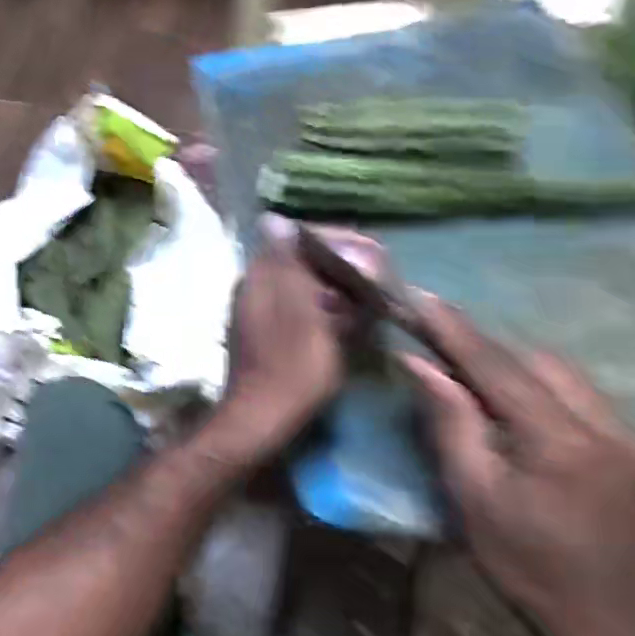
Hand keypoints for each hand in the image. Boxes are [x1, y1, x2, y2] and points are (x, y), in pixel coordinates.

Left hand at [206, 215, 384, 462]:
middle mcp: (253, 285)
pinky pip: (303, 307)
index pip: (297, 237)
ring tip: (371, 305)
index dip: (338, 242)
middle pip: (304, 260)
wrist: (261, 417)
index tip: (375, 261)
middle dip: (343, 267)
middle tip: (380, 286)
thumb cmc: (290, 366)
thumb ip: (289, 265)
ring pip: (306, 284)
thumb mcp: (301, 313)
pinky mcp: (268, 331)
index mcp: (259, 276)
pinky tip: (348, 325)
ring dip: (338, 290)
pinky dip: (328, 311)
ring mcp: (259, 309)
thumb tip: (274, 218)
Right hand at [397, 299, 634, 635]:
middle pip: (549, 367)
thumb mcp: (475, 500)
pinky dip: (570, 420)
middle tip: (452, 357)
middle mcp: (622, 436)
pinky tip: (555, 455)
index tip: (422, 296)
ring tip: (498, 405)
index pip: (500, 367)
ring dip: (536, 387)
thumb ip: (451, 425)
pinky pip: (612, 424)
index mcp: (564, 443)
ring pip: (585, 393)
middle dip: (498, 355)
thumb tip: (420, 364)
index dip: (456, 330)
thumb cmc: (536, 572)